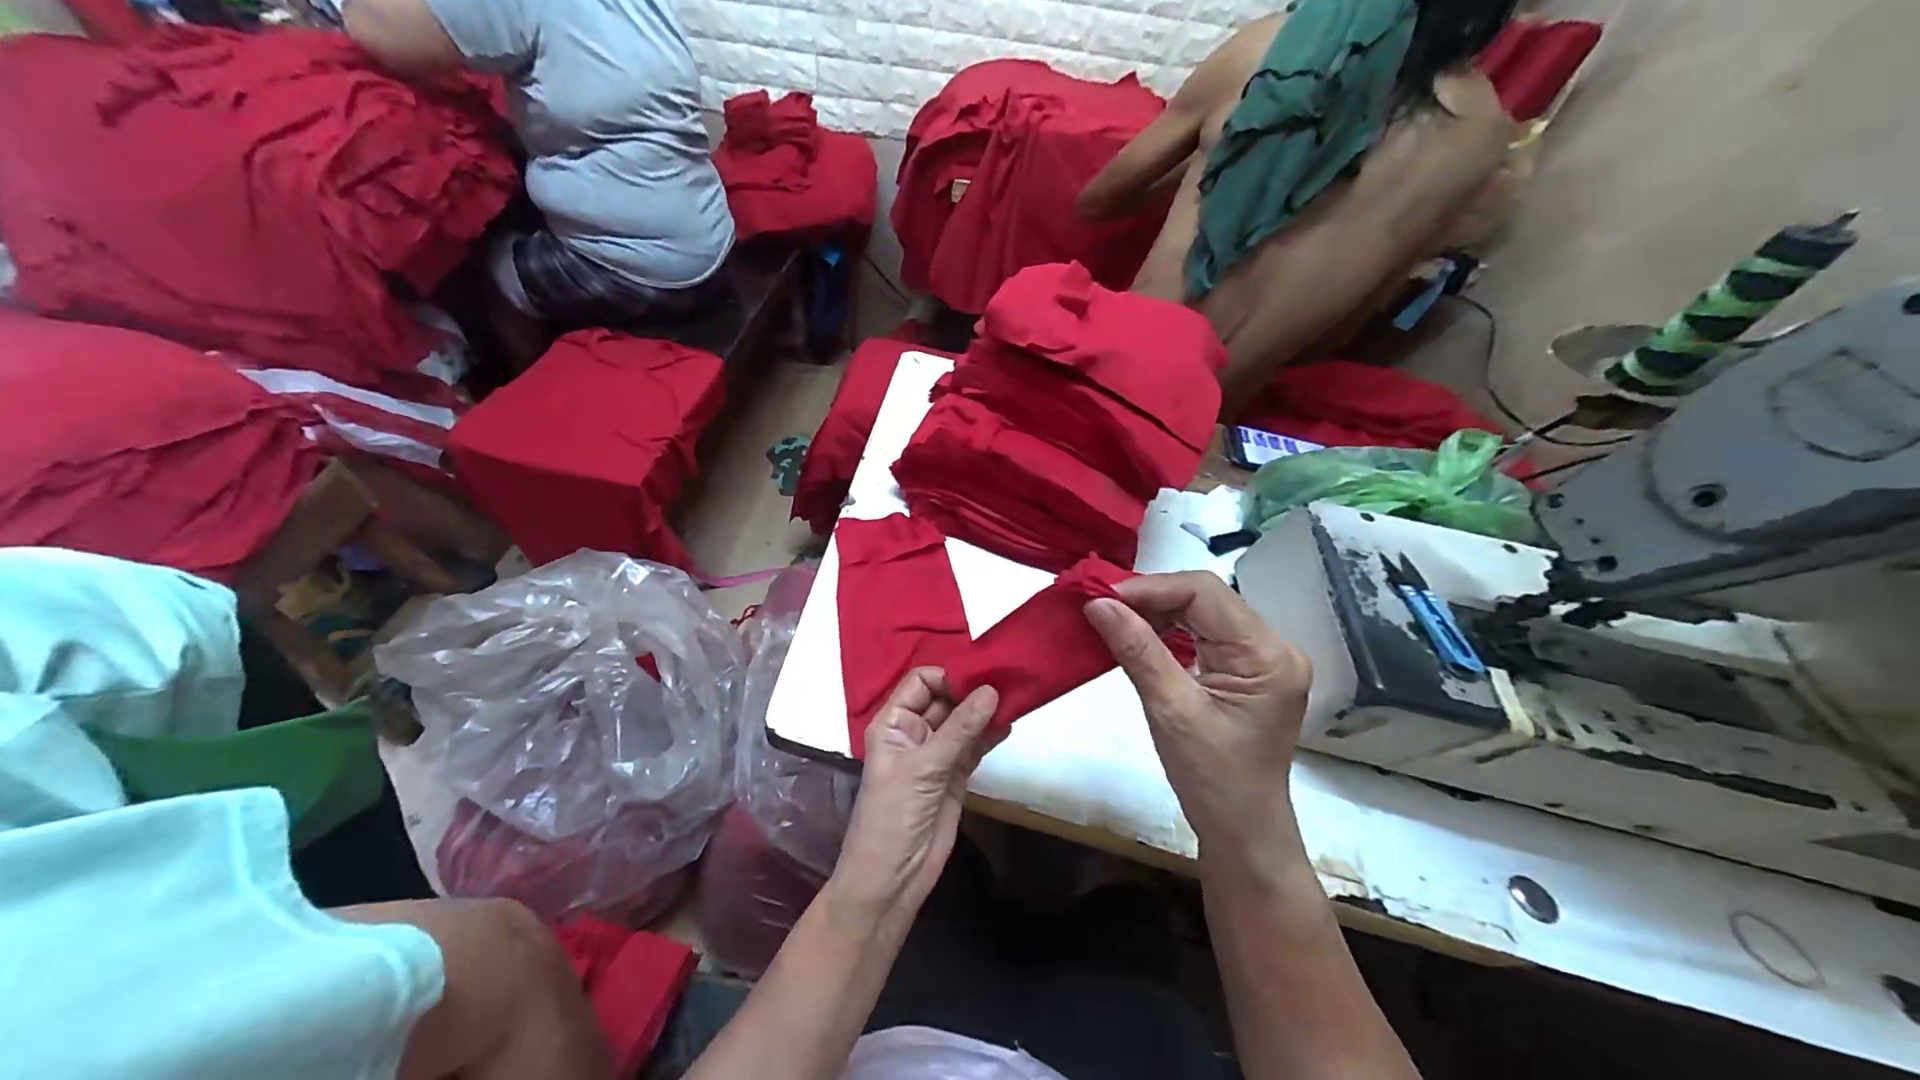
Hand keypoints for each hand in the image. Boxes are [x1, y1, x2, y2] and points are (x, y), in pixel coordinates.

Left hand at [829, 669, 999, 919]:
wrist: (892, 878)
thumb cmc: (893, 816)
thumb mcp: (923, 768)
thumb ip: (959, 730)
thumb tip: (991, 690)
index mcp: (894, 723)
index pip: (921, 682)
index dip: (948, 676)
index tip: (981, 676)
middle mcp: (915, 732)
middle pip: (946, 698)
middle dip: (973, 689)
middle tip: (1010, 679)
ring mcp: (937, 754)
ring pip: (964, 721)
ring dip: (986, 710)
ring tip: (1017, 696)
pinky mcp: (956, 775)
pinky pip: (975, 746)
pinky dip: (991, 735)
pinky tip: (1010, 724)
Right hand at [1084, 571, 1311, 853]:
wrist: (1242, 831)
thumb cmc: (1212, 780)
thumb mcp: (1171, 711)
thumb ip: (1137, 650)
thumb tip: (1098, 602)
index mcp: (1267, 655)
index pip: (1205, 593)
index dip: (1150, 587)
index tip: (1101, 596)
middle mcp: (1273, 647)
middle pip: (1205, 598)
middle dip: (1150, 598)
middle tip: (1100, 606)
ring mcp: (1262, 658)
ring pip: (1202, 612)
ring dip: (1156, 612)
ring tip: (1113, 619)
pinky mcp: (1247, 670)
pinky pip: (1203, 634)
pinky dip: (1168, 631)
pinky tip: (1138, 636)